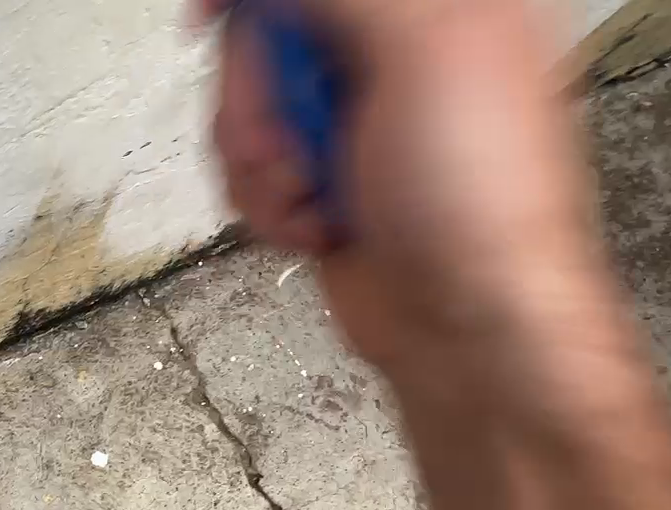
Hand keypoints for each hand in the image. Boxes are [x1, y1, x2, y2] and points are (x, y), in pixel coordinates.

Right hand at [207, 0, 625, 403]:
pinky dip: (265, 208)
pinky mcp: (311, 181)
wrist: (456, 317)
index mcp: (426, 3)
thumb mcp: (425, 54)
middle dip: (254, 112)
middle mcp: (378, 54)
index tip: (202, 23)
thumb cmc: (467, 192)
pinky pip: (246, 174)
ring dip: (259, 173)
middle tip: (290, 154)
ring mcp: (340, 123)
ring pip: (241, 119)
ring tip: (309, 204)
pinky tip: (310, 230)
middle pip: (258, 50)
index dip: (247, 3)